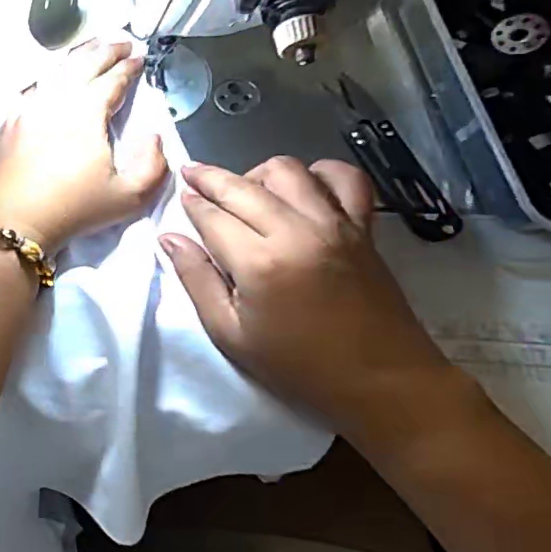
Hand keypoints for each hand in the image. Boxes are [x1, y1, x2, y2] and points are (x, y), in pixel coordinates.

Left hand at [0, 39, 167, 249]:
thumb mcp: (129, 196)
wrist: (11, 222)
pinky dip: (50, 74)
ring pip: (57, 69)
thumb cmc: (73, 209)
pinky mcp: (10, 118)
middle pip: (84, 63)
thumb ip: (154, 164)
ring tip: (93, 51)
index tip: (140, 59)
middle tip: (123, 44)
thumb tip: (154, 135)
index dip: (129, 67)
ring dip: (79, 56)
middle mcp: (57, 98)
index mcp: (87, 111)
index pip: (113, 79)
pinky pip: (34, 85)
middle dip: (107, 50)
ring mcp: (29, 105)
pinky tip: (54, 77)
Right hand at [162, 157, 455, 440]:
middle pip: (242, 186)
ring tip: (246, 190)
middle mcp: (295, 231)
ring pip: (287, 170)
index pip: (212, 215)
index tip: (181, 196)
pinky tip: (306, 187)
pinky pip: (344, 178)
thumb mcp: (232, 336)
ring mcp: (333, 223)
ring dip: (258, 173)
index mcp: (259, 263)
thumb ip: (197, 281)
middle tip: (193, 175)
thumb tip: (170, 238)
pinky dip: (321, 173)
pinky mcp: (361, 225)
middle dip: (210, 177)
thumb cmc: (299, 366)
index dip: (191, 203)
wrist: (380, 381)